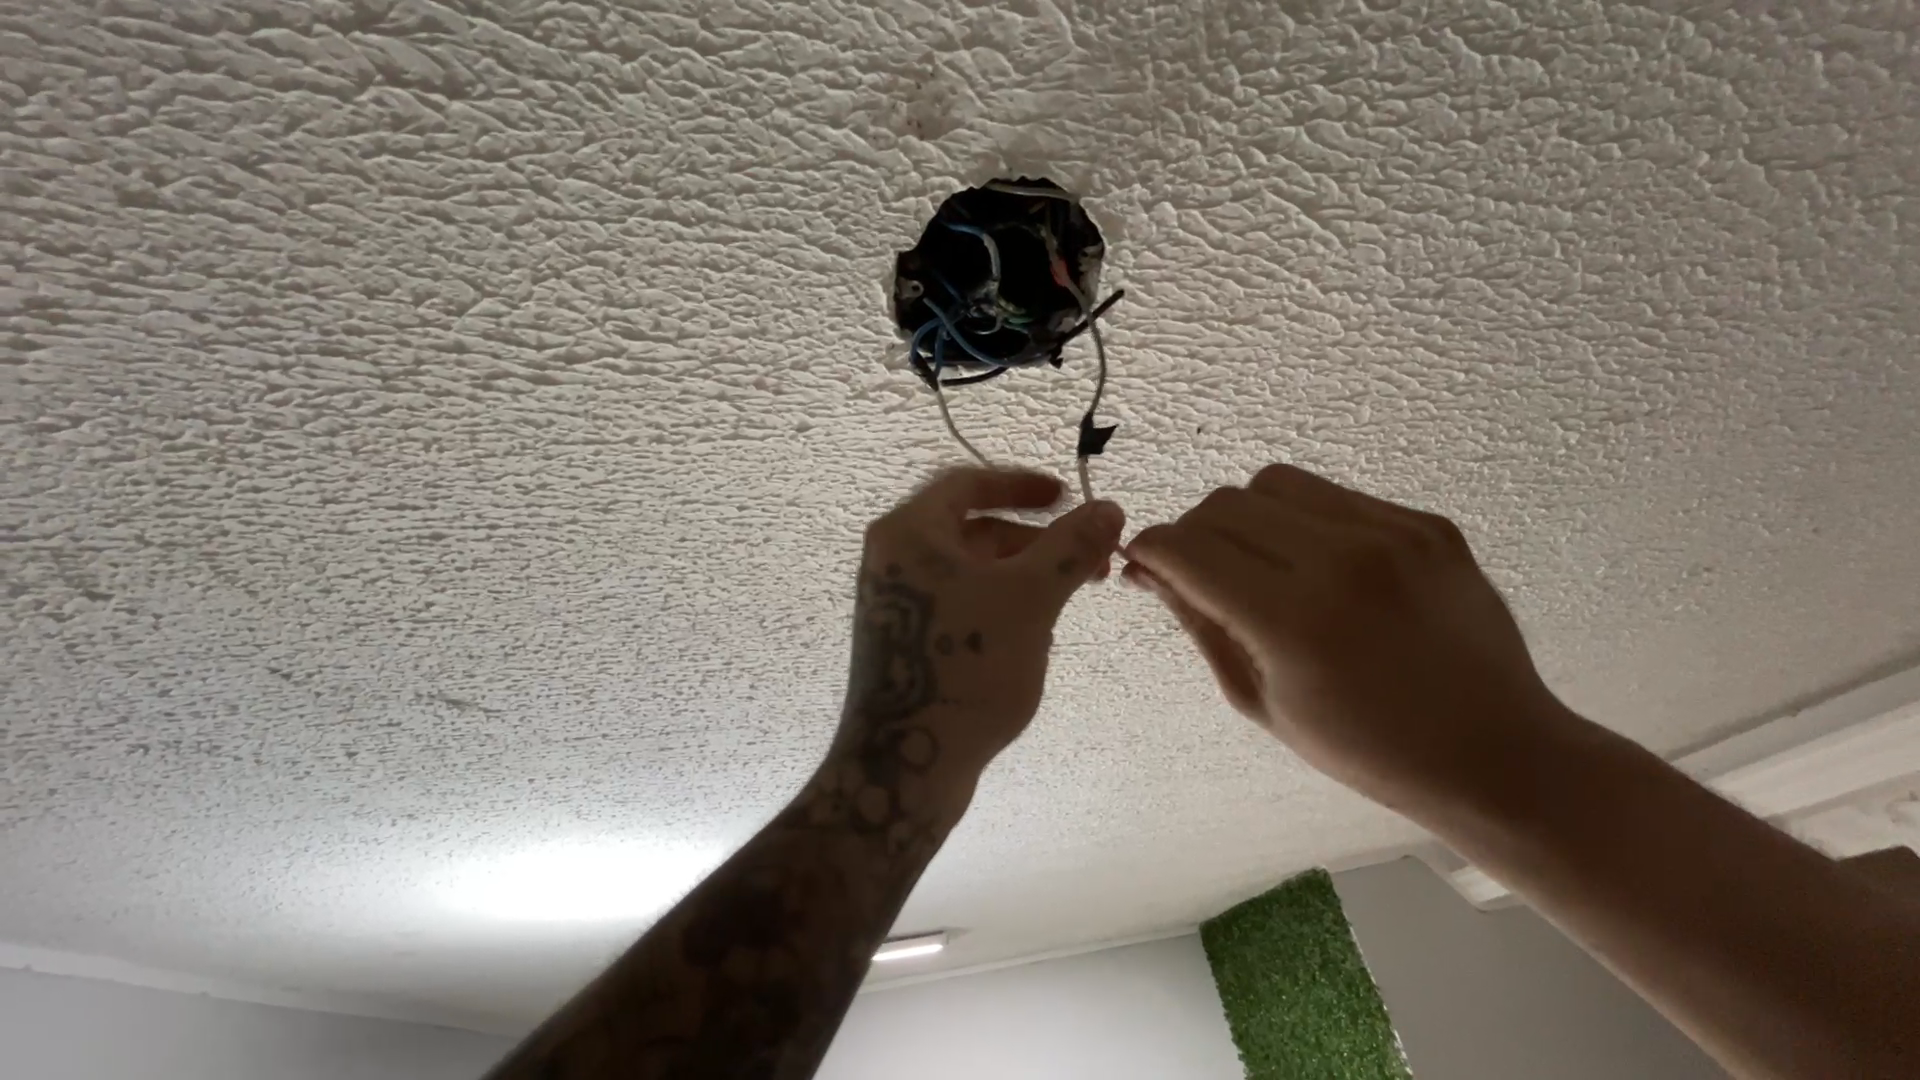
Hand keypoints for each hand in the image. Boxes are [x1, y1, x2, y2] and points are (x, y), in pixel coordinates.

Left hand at [831, 468, 1124, 812]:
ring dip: (1025, 576)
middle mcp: (894, 561)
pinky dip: (1002, 607)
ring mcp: (898, 605)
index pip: (967, 484)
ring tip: (1069, 601)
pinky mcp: (907, 642)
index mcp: (908, 534)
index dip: (1021, 484)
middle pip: (974, 529)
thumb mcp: (1030, 598)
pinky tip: (1037, 636)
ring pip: (973, 571)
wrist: (908, 762)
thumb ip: (1070, 547)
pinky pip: (962, 605)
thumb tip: (1109, 508)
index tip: (1066, 496)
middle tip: (1089, 560)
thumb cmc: (966, 665)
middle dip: (1036, 541)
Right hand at [1125, 463, 1568, 807]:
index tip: (1144, 562)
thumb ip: (1198, 623)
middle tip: (1201, 572)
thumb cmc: (1365, 748)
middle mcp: (1343, 562)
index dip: (1150, 548)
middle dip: (1193, 533)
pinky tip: (1319, 565)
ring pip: (1274, 482)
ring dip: (1246, 517)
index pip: (1187, 548)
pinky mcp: (1426, 524)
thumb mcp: (1259, 700)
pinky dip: (1303, 521)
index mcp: (1294, 622)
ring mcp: (1393, 535)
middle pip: (1224, 503)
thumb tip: (1146, 569)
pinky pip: (1333, 495)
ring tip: (1260, 562)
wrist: (1495, 752)